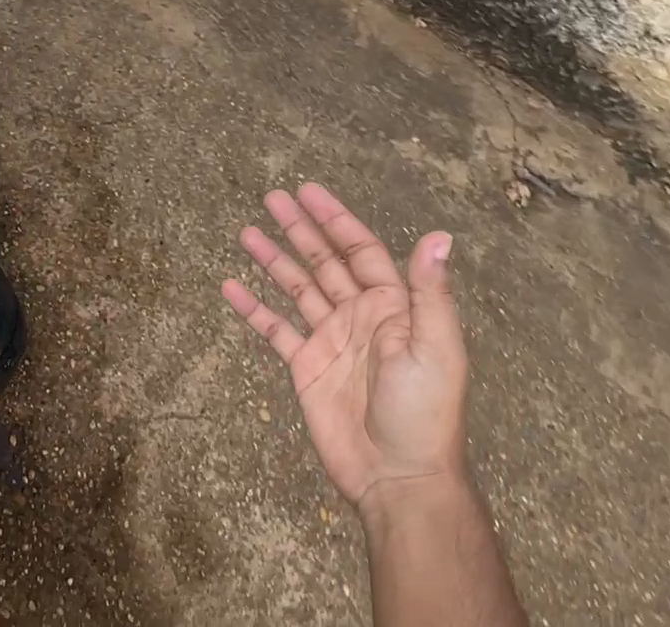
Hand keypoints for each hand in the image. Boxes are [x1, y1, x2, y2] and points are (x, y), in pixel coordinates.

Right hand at [222, 184, 468, 515]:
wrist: (397, 476)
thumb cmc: (424, 412)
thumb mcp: (435, 348)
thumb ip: (430, 292)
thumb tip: (439, 236)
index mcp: (392, 307)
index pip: (359, 250)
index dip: (334, 219)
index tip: (307, 192)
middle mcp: (359, 316)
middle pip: (323, 261)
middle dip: (299, 229)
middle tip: (270, 197)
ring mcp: (330, 340)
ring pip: (296, 288)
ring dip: (273, 260)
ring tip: (245, 232)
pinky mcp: (306, 366)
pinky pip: (274, 329)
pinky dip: (253, 308)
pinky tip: (231, 287)